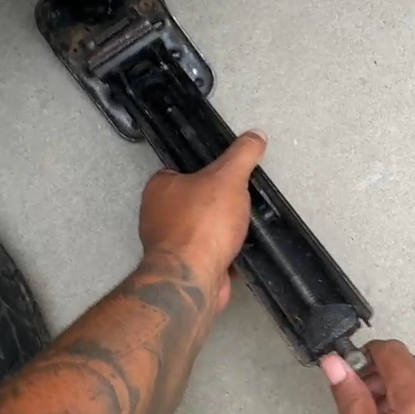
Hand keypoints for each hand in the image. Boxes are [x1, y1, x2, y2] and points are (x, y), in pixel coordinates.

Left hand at [138, 131, 265, 309]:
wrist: (194, 278)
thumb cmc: (203, 223)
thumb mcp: (229, 177)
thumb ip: (242, 154)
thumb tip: (256, 135)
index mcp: (159, 187)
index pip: (182, 169)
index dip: (207, 170)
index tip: (229, 173)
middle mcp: (158, 214)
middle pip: (195, 199)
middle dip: (220, 203)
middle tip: (243, 199)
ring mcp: (170, 244)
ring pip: (203, 227)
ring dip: (224, 228)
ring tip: (247, 224)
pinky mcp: (185, 267)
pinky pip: (210, 252)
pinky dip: (226, 251)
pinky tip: (243, 248)